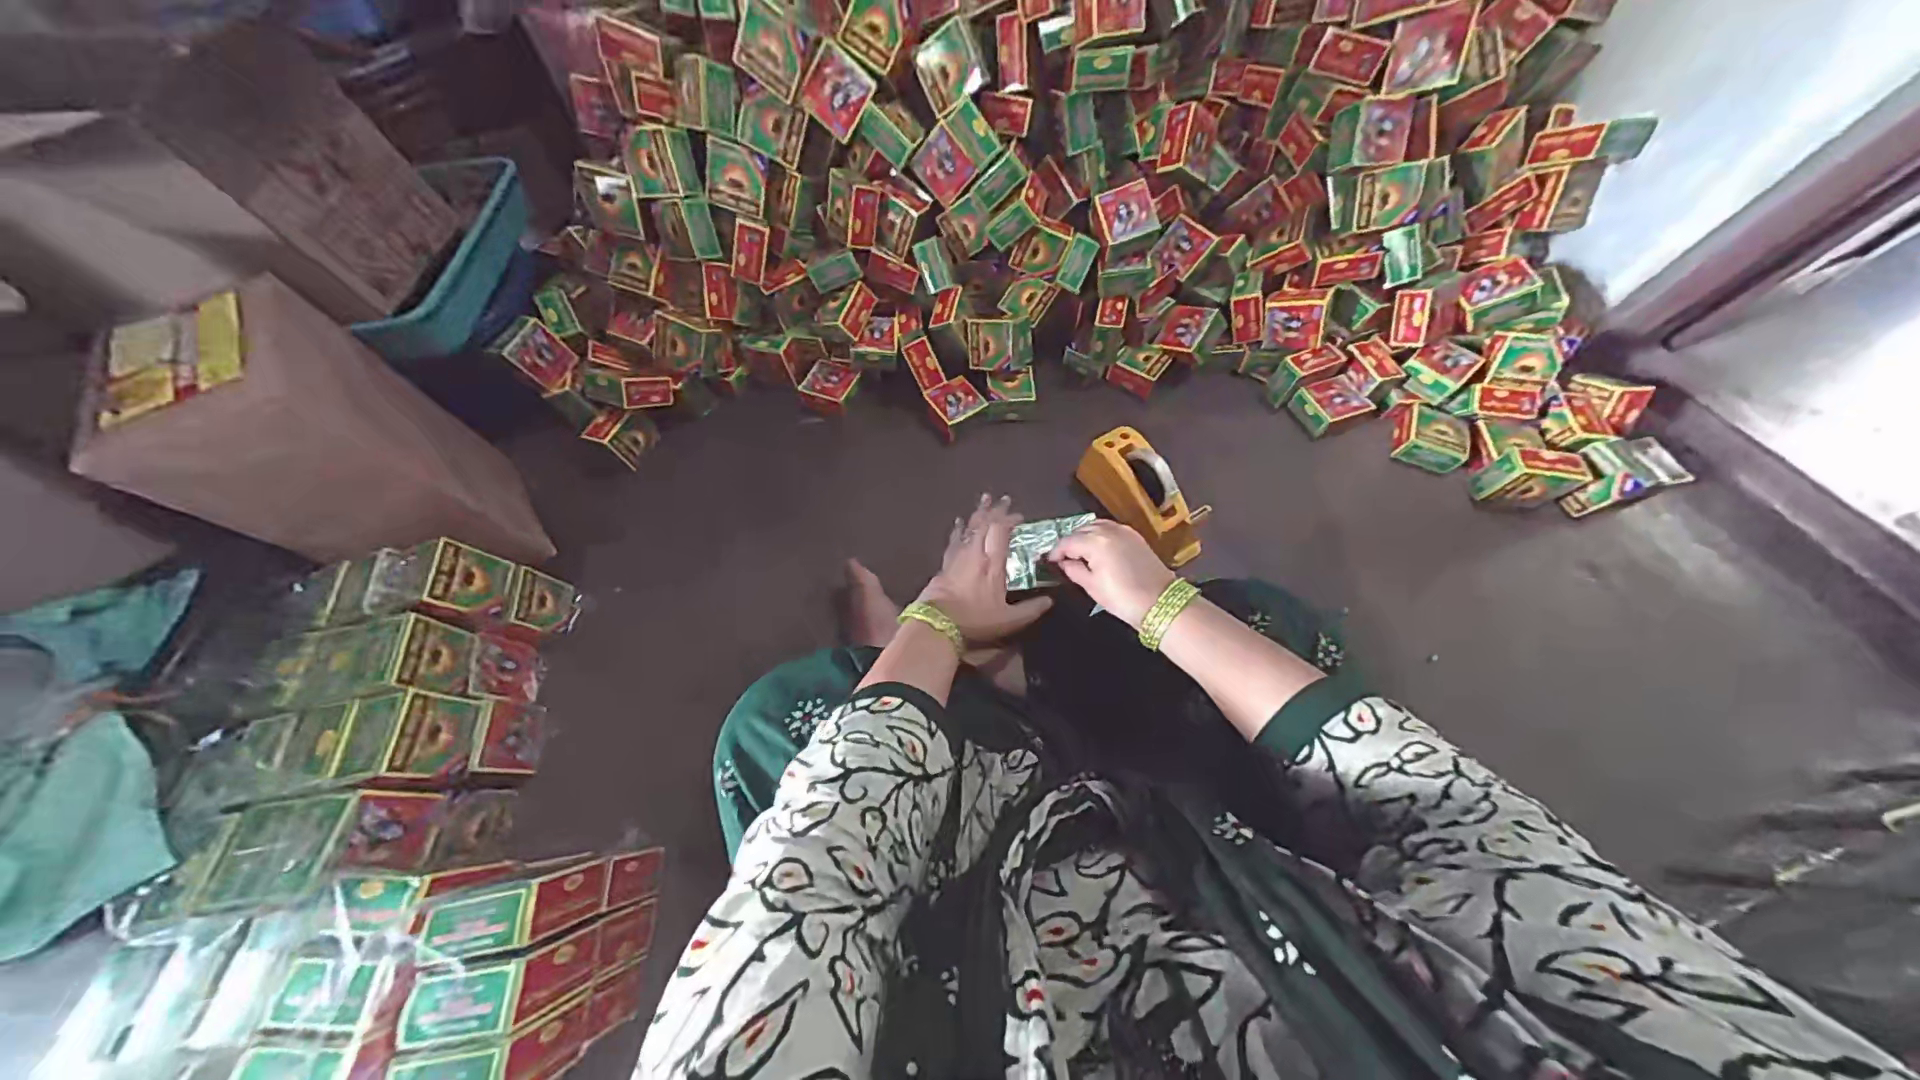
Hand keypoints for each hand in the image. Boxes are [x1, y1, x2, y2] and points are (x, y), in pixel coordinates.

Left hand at [917, 494, 1053, 643]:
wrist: (937, 625)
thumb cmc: (975, 621)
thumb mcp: (1009, 620)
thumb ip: (1031, 609)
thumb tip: (1049, 601)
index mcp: (993, 564)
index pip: (1001, 531)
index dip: (1009, 519)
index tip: (1018, 516)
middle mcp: (975, 554)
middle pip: (984, 524)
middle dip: (995, 510)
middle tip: (1003, 499)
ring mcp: (958, 557)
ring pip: (969, 527)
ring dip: (978, 513)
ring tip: (984, 500)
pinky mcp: (945, 564)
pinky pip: (954, 539)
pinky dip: (959, 528)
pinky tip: (959, 522)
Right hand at [1045, 519, 1175, 628]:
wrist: (1160, 602)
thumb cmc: (1122, 598)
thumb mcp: (1092, 586)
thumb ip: (1074, 570)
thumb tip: (1064, 563)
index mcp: (1095, 542)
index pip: (1067, 542)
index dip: (1056, 552)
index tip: (1050, 562)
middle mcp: (1109, 530)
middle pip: (1080, 530)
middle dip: (1070, 543)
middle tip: (1064, 559)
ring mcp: (1124, 531)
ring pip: (1095, 526)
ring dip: (1084, 536)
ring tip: (1080, 553)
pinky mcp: (1135, 536)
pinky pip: (1110, 529)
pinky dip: (1100, 535)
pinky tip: (1098, 549)